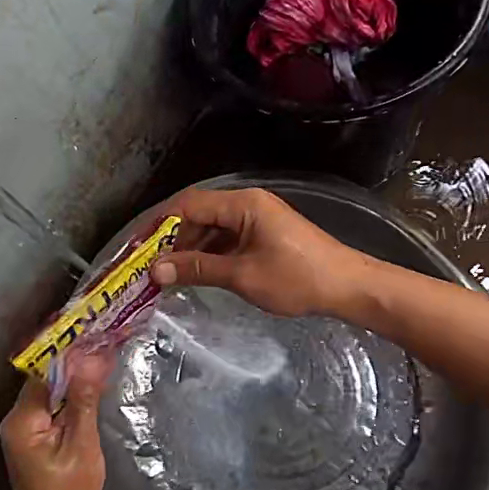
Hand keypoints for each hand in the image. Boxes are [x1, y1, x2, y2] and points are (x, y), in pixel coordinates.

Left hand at [0, 350, 110, 489]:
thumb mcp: (81, 444)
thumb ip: (83, 401)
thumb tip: (90, 360)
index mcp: (21, 421)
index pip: (43, 373)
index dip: (68, 352)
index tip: (92, 333)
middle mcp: (15, 421)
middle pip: (44, 379)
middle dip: (73, 361)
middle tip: (102, 340)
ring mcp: (23, 430)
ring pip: (49, 391)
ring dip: (74, 376)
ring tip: (102, 355)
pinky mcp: (33, 437)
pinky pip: (51, 406)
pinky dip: (71, 394)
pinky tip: (92, 384)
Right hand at [150, 188, 375, 317]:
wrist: (347, 286)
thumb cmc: (296, 278)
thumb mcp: (242, 275)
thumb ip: (198, 269)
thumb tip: (156, 269)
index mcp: (243, 204)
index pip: (189, 205)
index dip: (162, 226)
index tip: (141, 250)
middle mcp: (249, 204)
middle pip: (200, 214)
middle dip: (176, 240)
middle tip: (154, 269)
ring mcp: (259, 218)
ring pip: (214, 228)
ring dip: (194, 249)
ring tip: (173, 276)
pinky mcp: (266, 234)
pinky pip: (230, 238)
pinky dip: (213, 254)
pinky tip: (201, 274)